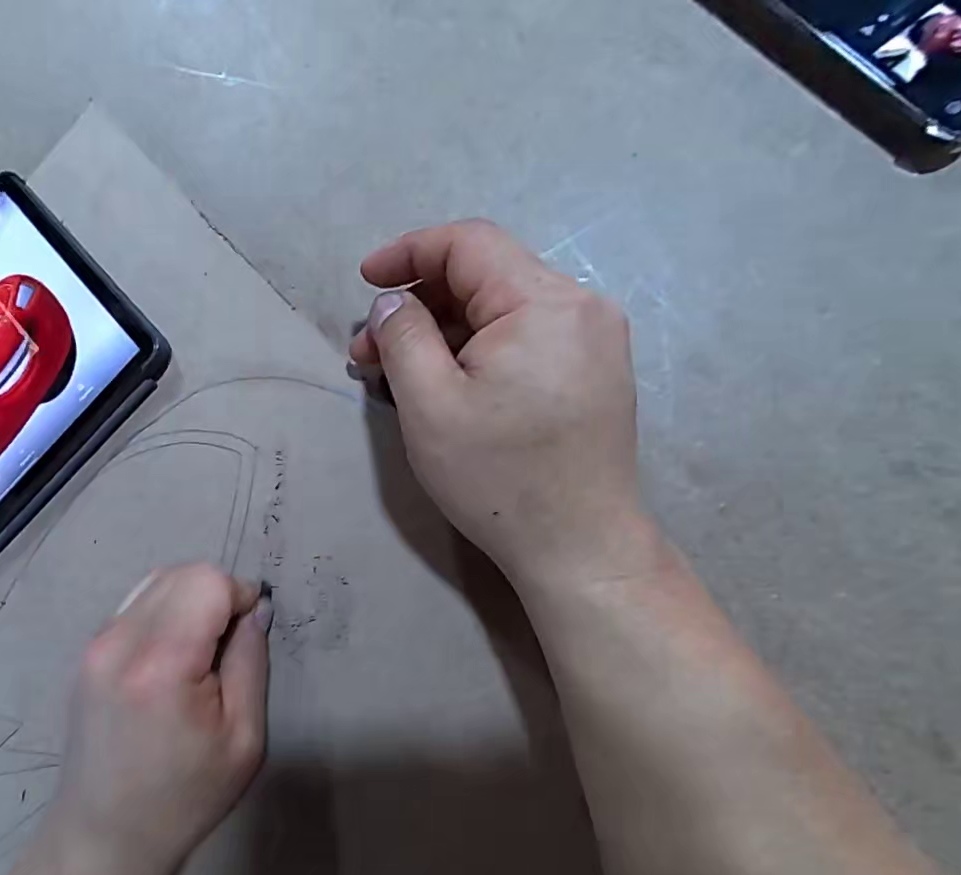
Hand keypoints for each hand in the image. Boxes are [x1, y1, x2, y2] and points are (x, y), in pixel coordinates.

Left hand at [50, 564, 272, 874]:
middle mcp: (119, 641)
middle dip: (217, 594)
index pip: (206, 581)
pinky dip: (163, 612)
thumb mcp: (243, 738)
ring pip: (155, 582)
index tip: (249, 632)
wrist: (105, 836)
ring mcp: (95, 644)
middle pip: (181, 573)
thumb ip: (251, 660)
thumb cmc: (185, 797)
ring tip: (199, 654)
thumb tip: (256, 609)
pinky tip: (170, 656)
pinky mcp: (86, 653)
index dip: (239, 595)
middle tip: (227, 647)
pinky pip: (134, 604)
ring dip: (189, 600)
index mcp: (161, 664)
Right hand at [348, 219, 662, 589]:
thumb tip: (390, 303)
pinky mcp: (594, 371)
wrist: (578, 544)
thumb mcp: (430, 406)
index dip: (409, 252)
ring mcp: (594, 340)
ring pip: (503, 311)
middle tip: (368, 350)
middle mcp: (579, 307)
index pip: (468, 244)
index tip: (365, 278)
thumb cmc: (497, 478)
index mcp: (542, 303)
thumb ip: (403, 339)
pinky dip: (478, 350)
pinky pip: (525, 339)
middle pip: (486, 277)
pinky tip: (447, 382)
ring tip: (398, 373)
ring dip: (445, 332)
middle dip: (419, 305)